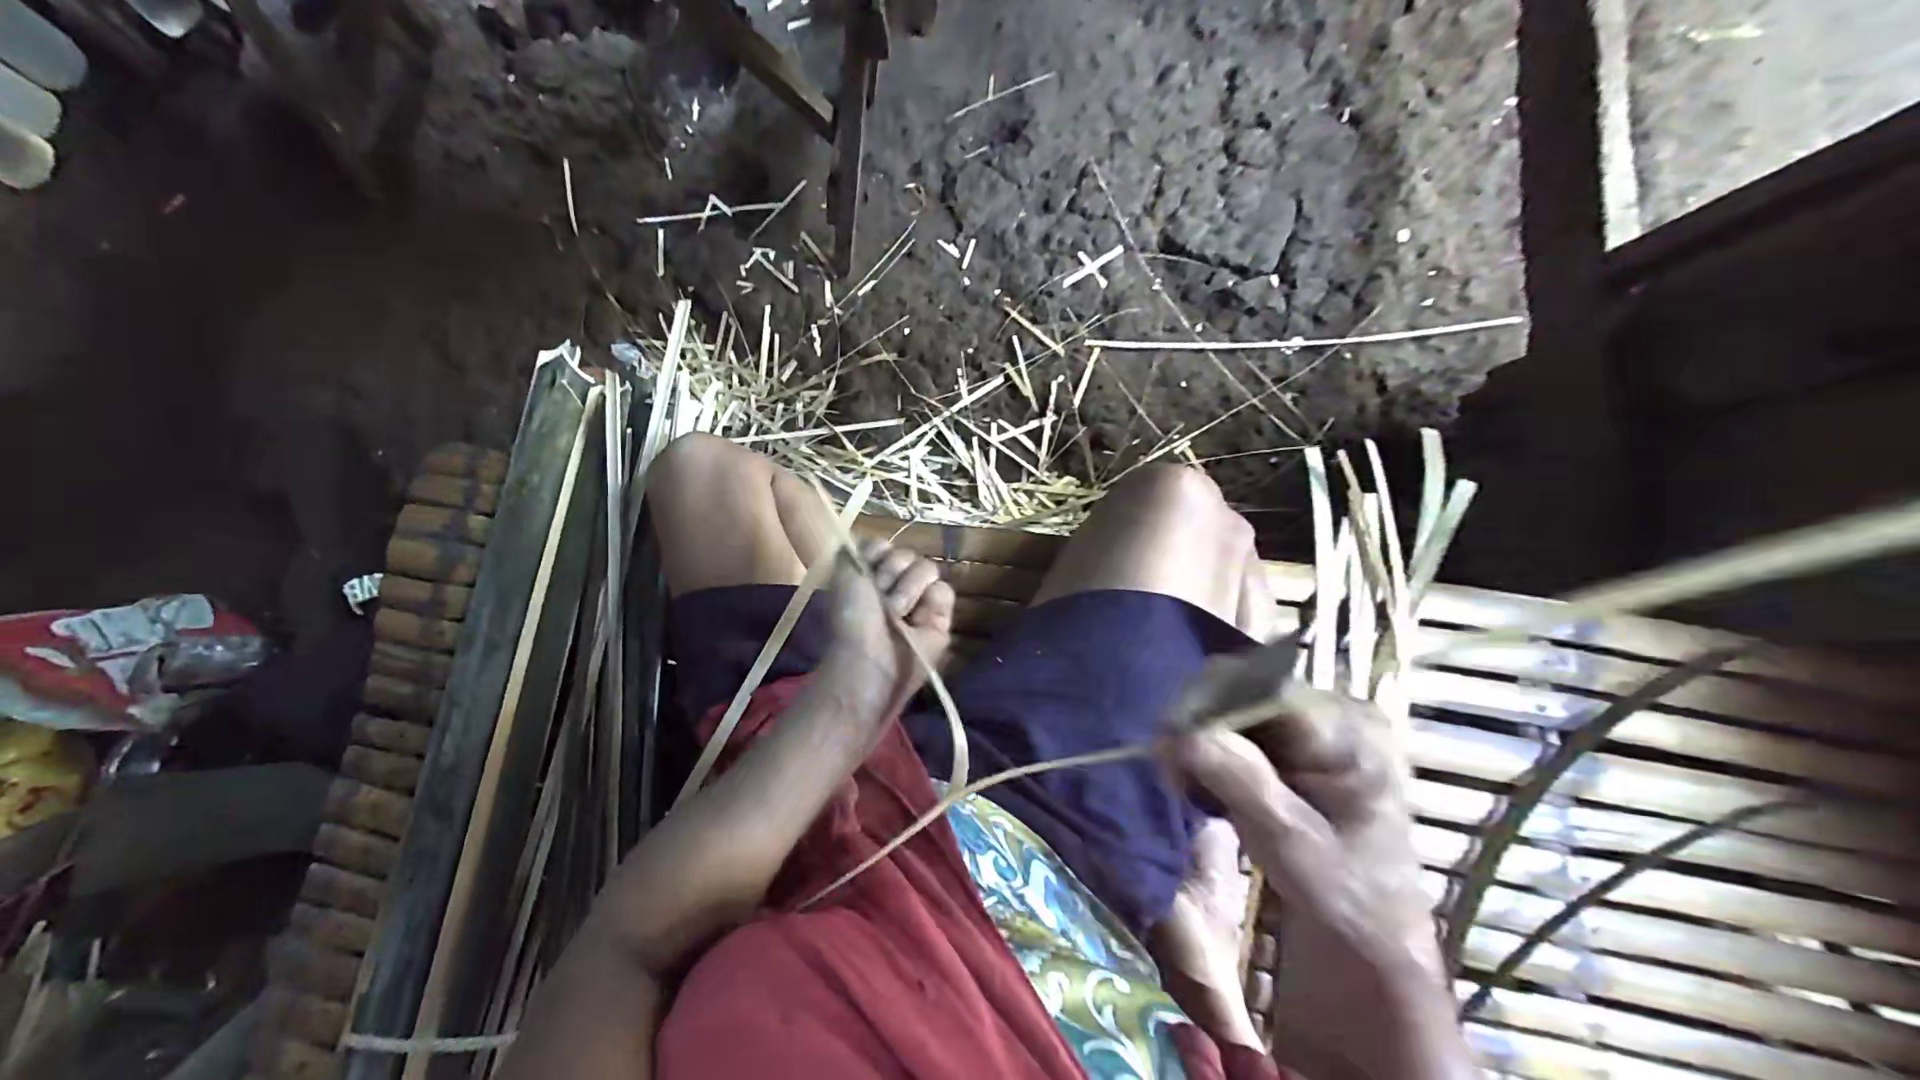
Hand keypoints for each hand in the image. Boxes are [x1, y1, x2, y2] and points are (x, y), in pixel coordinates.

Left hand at [821, 540, 954, 717]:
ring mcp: (920, 600)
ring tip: (897, 614)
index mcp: (870, 576)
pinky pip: (944, 590)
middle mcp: (896, 584)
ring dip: (907, 590)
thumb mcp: (844, 575)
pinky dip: (931, 602)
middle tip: (880, 599)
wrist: (871, 658)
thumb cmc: (852, 618)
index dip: (876, 556)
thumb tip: (878, 543)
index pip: (884, 546)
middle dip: (890, 573)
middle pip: (906, 554)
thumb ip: (856, 551)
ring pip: (926, 568)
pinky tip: (918, 619)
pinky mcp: (942, 617)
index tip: (866, 572)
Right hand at [1167, 656, 1472, 1079]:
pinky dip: (1211, 747)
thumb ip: (1240, 781)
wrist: (1370, 931)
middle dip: (1199, 722)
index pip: (1265, 688)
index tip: (1167, 742)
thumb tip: (1177, 733)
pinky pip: (1237, 722)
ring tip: (1184, 782)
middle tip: (1169, 768)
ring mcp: (1314, 721)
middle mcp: (1335, 709)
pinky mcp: (1294, 738)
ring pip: (1233, 702)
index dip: (1209, 706)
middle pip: (1246, 688)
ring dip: (1199, 737)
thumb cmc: (1344, 895)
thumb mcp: (1290, 842)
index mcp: (1352, 730)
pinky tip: (1203, 781)